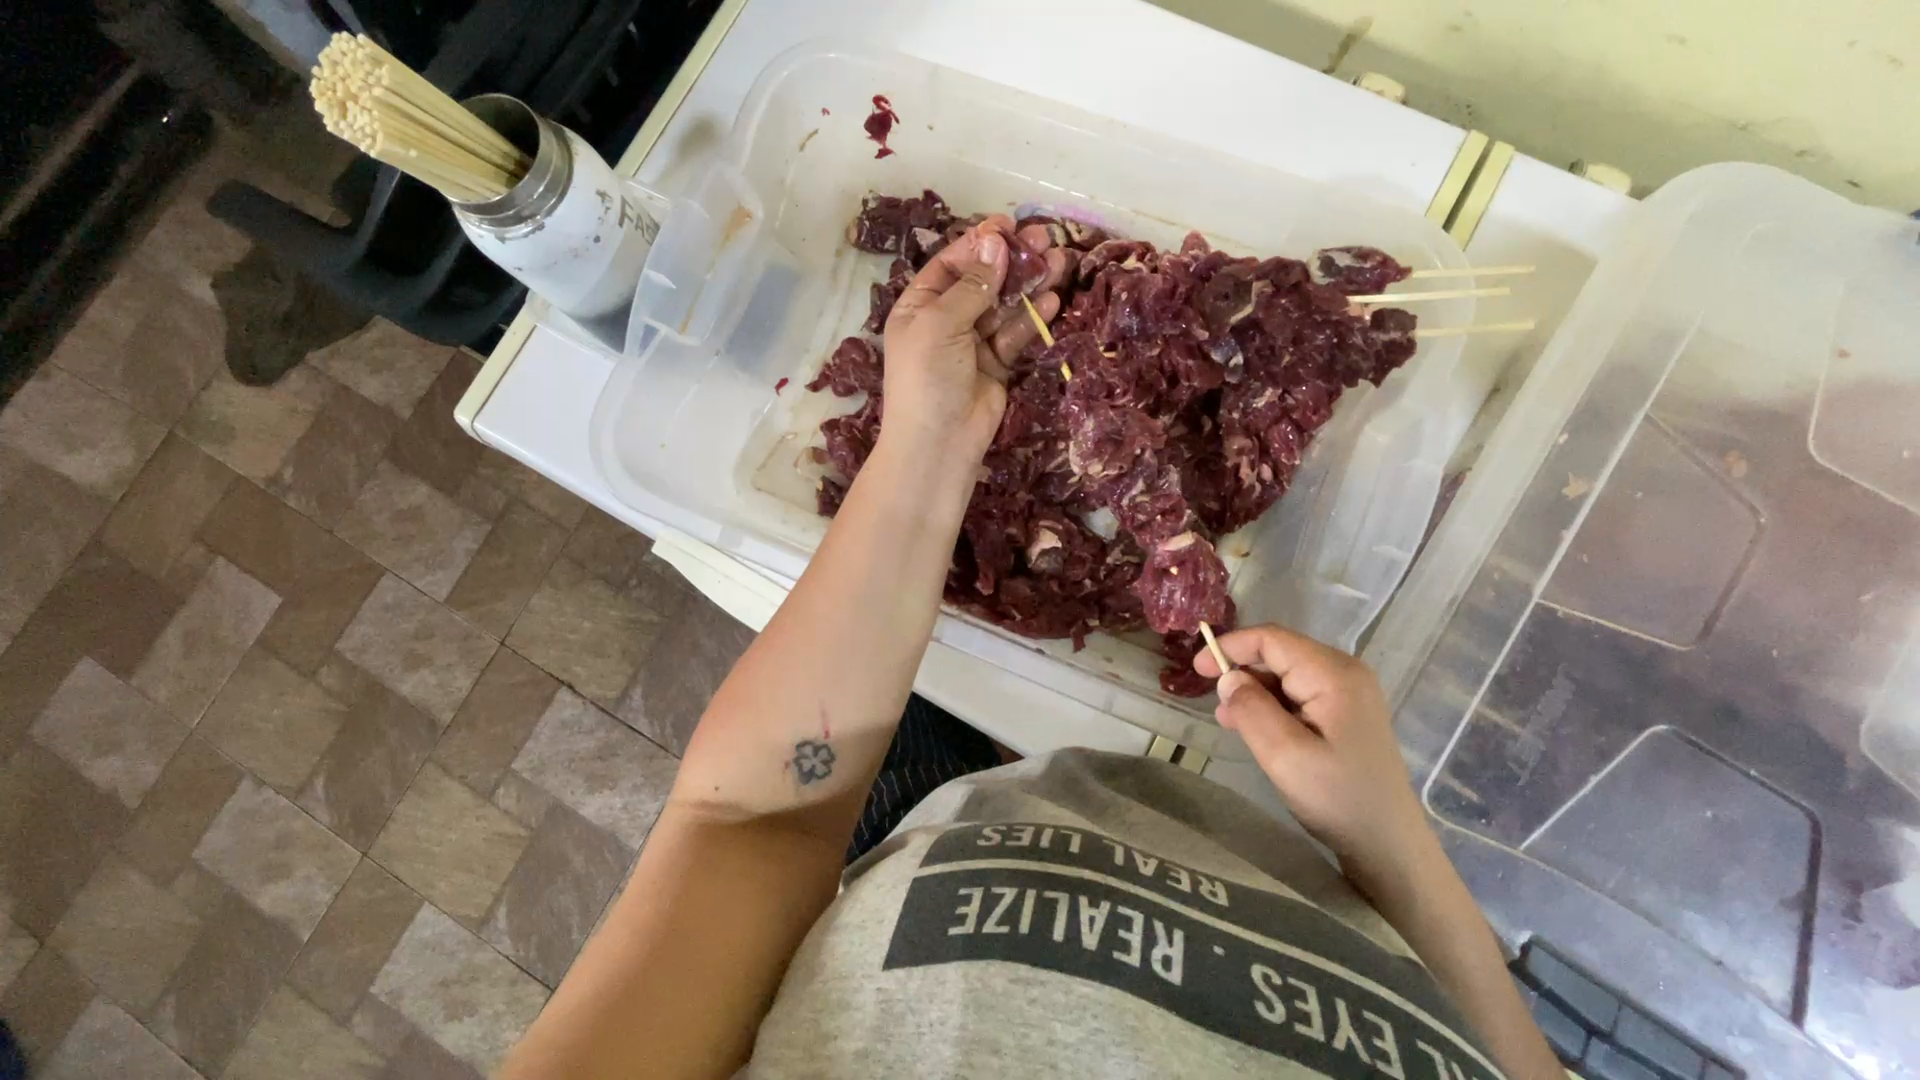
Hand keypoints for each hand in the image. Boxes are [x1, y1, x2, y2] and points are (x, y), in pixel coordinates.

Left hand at [879, 216, 1067, 461]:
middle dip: (1012, 260)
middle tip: (1044, 239)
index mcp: (920, 306)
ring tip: (1058, 262)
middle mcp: (945, 321)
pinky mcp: (996, 366)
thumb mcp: (941, 323)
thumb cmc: (928, 377)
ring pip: (1004, 306)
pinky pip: (1015, 335)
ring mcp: (972, 344)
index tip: (1010, 225)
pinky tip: (1052, 301)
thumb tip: (995, 241)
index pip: (952, 263)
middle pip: (983, 281)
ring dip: (1029, 285)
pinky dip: (1032, 319)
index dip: (980, 242)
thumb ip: (972, 285)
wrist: (938, 442)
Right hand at [1195, 624, 1432, 878]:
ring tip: (1230, 723)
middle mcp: (1344, 673)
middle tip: (1216, 707)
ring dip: (1254, 692)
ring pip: (1285, 675)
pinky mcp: (1345, 714)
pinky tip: (1255, 730)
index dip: (1230, 647)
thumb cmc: (1338, 798)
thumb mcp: (1285, 755)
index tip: (1197, 670)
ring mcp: (1347, 693)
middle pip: (1279, 654)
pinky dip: (1271, 706)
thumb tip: (1229, 678)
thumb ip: (1252, 710)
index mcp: (1333, 674)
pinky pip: (1298, 694)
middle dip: (1242, 672)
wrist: (1389, 845)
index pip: (1272, 639)